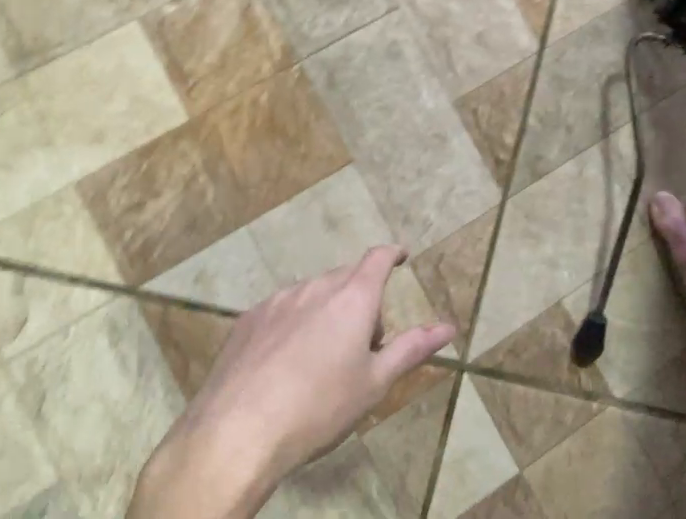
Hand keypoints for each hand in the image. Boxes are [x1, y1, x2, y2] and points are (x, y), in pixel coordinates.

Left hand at [130, 246, 455, 518]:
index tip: (401, 256)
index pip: (378, 258)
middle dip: (360, 297)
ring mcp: (276, 302)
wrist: (237, 432)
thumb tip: (448, 327)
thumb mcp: (374, 384)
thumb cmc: (318, 409)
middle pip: (345, 278)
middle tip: (364, 342)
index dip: (392, 254)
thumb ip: (411, 349)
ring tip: (323, 358)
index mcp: (352, 298)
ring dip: (326, 311)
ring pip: (311, 294)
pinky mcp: (247, 321)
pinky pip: (281, 311)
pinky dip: (293, 324)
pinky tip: (285, 364)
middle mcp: (315, 288)